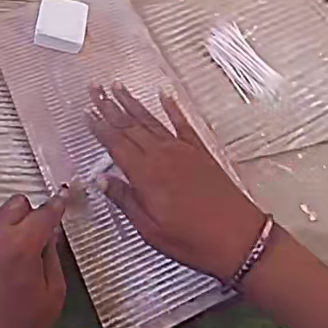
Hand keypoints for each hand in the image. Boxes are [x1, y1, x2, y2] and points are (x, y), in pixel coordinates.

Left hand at [0, 192, 67, 327]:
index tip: (65, 199)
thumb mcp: (53, 292)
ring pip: (0, 218)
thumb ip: (52, 254)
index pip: (43, 212)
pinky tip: (2, 270)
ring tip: (19, 261)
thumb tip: (50, 232)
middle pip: (17, 204)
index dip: (57, 206)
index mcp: (20, 244)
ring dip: (13, 228)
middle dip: (31, 215)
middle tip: (40, 239)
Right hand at [87, 83, 266, 279]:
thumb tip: (102, 180)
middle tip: (95, 89)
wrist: (240, 239)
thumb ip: (125, 200)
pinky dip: (172, 108)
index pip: (115, 143)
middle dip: (109, 105)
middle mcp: (161, 155)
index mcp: (145, 174)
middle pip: (129, 125)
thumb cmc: (193, 240)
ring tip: (117, 87)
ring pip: (150, 120)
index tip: (87, 112)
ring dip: (132, 102)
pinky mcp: (200, 152)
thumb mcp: (150, 229)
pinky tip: (164, 96)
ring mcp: (182, 150)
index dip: (99, 126)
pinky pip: (182, 124)